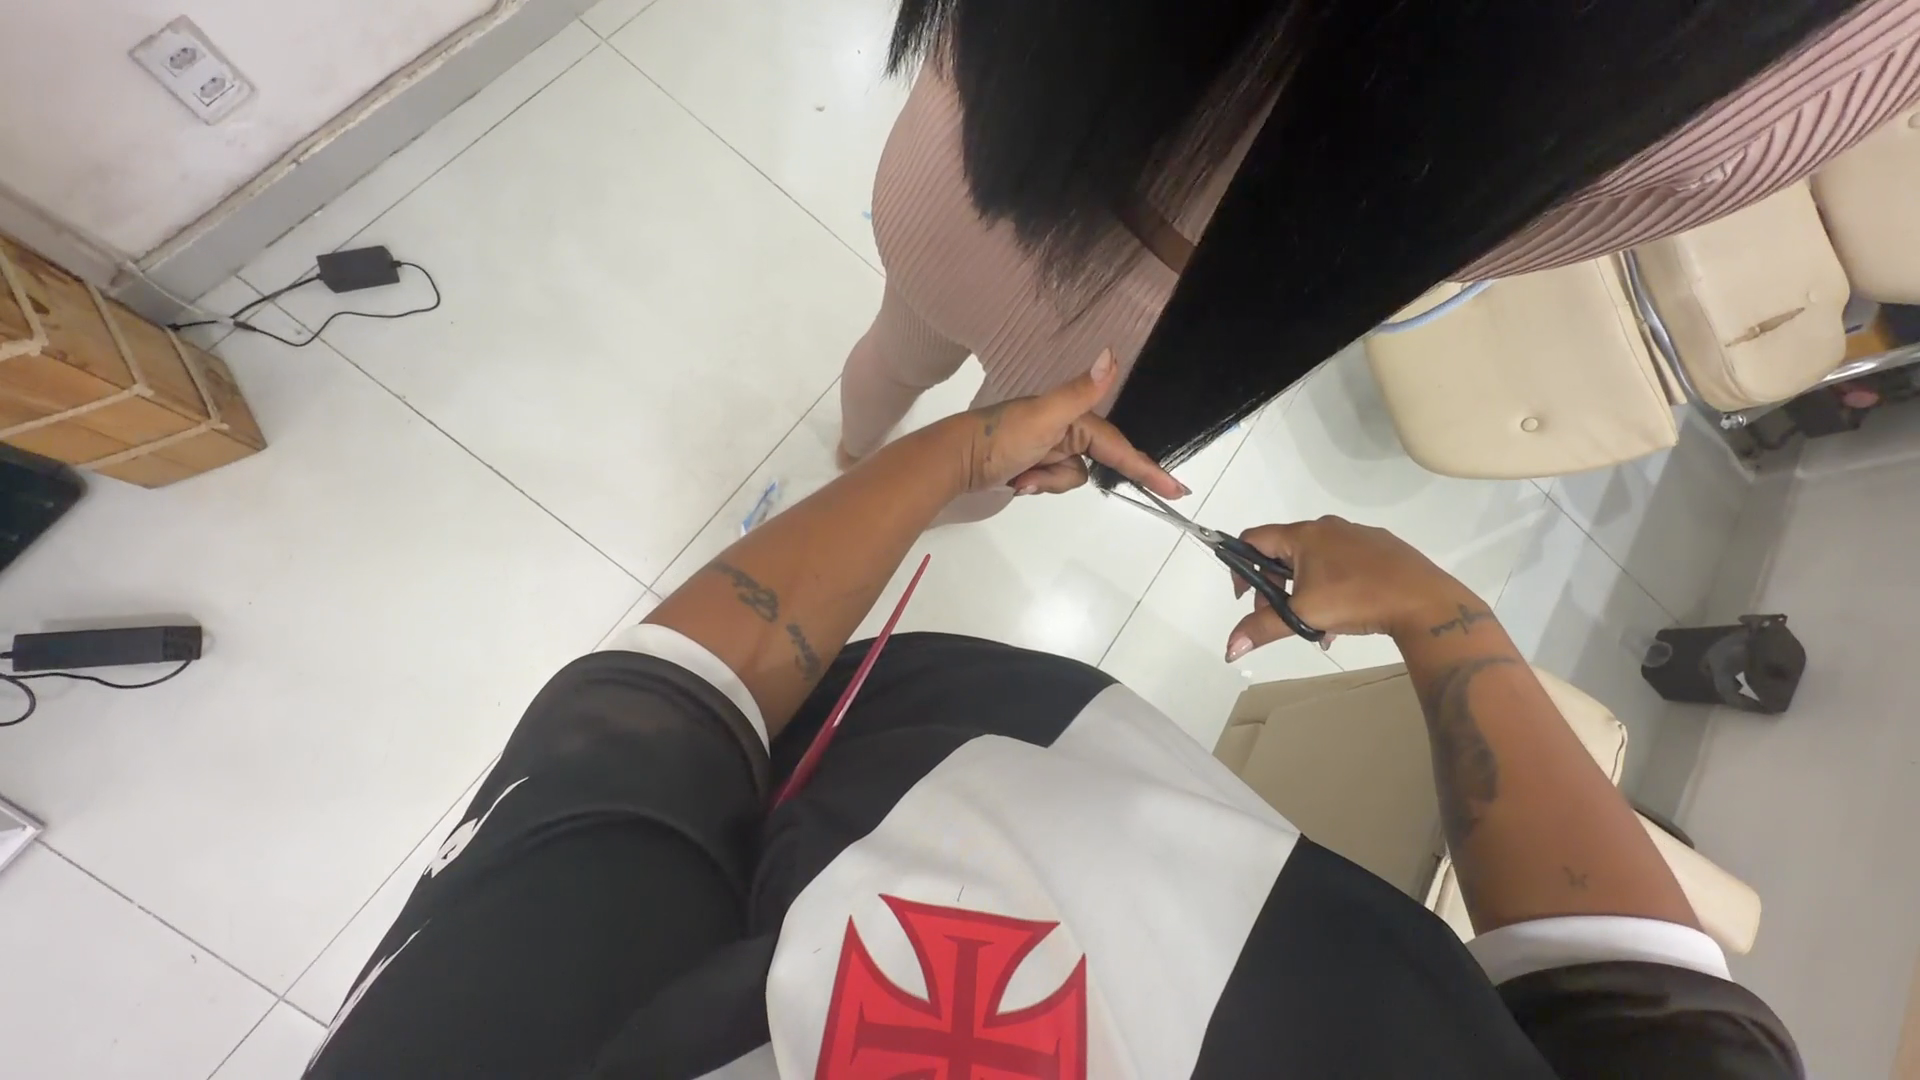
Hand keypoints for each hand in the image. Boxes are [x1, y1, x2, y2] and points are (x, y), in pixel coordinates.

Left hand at [946, 350, 1187, 499]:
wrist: (954, 460)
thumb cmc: (999, 439)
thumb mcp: (1044, 416)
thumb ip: (1080, 393)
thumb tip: (1111, 354)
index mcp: (1072, 415)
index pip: (1118, 445)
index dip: (1146, 467)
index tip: (1176, 489)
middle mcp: (1064, 428)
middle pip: (1091, 464)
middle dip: (1064, 477)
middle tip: (1036, 479)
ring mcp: (1047, 448)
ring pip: (1071, 477)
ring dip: (1047, 483)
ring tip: (1020, 478)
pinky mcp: (1032, 465)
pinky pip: (1051, 482)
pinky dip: (1036, 486)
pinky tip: (1015, 482)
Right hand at [1224, 516, 1482, 659]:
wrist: (1426, 603)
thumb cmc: (1356, 600)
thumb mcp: (1303, 615)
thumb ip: (1262, 628)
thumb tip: (1229, 650)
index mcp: (1303, 535)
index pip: (1253, 539)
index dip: (1240, 566)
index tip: (1246, 596)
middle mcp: (1328, 527)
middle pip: (1284, 552)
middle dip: (1275, 586)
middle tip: (1280, 614)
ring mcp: (1358, 535)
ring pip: (1315, 561)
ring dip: (1304, 590)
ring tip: (1316, 624)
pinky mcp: (1383, 547)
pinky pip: (1343, 563)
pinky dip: (1333, 586)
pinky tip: (1346, 616)